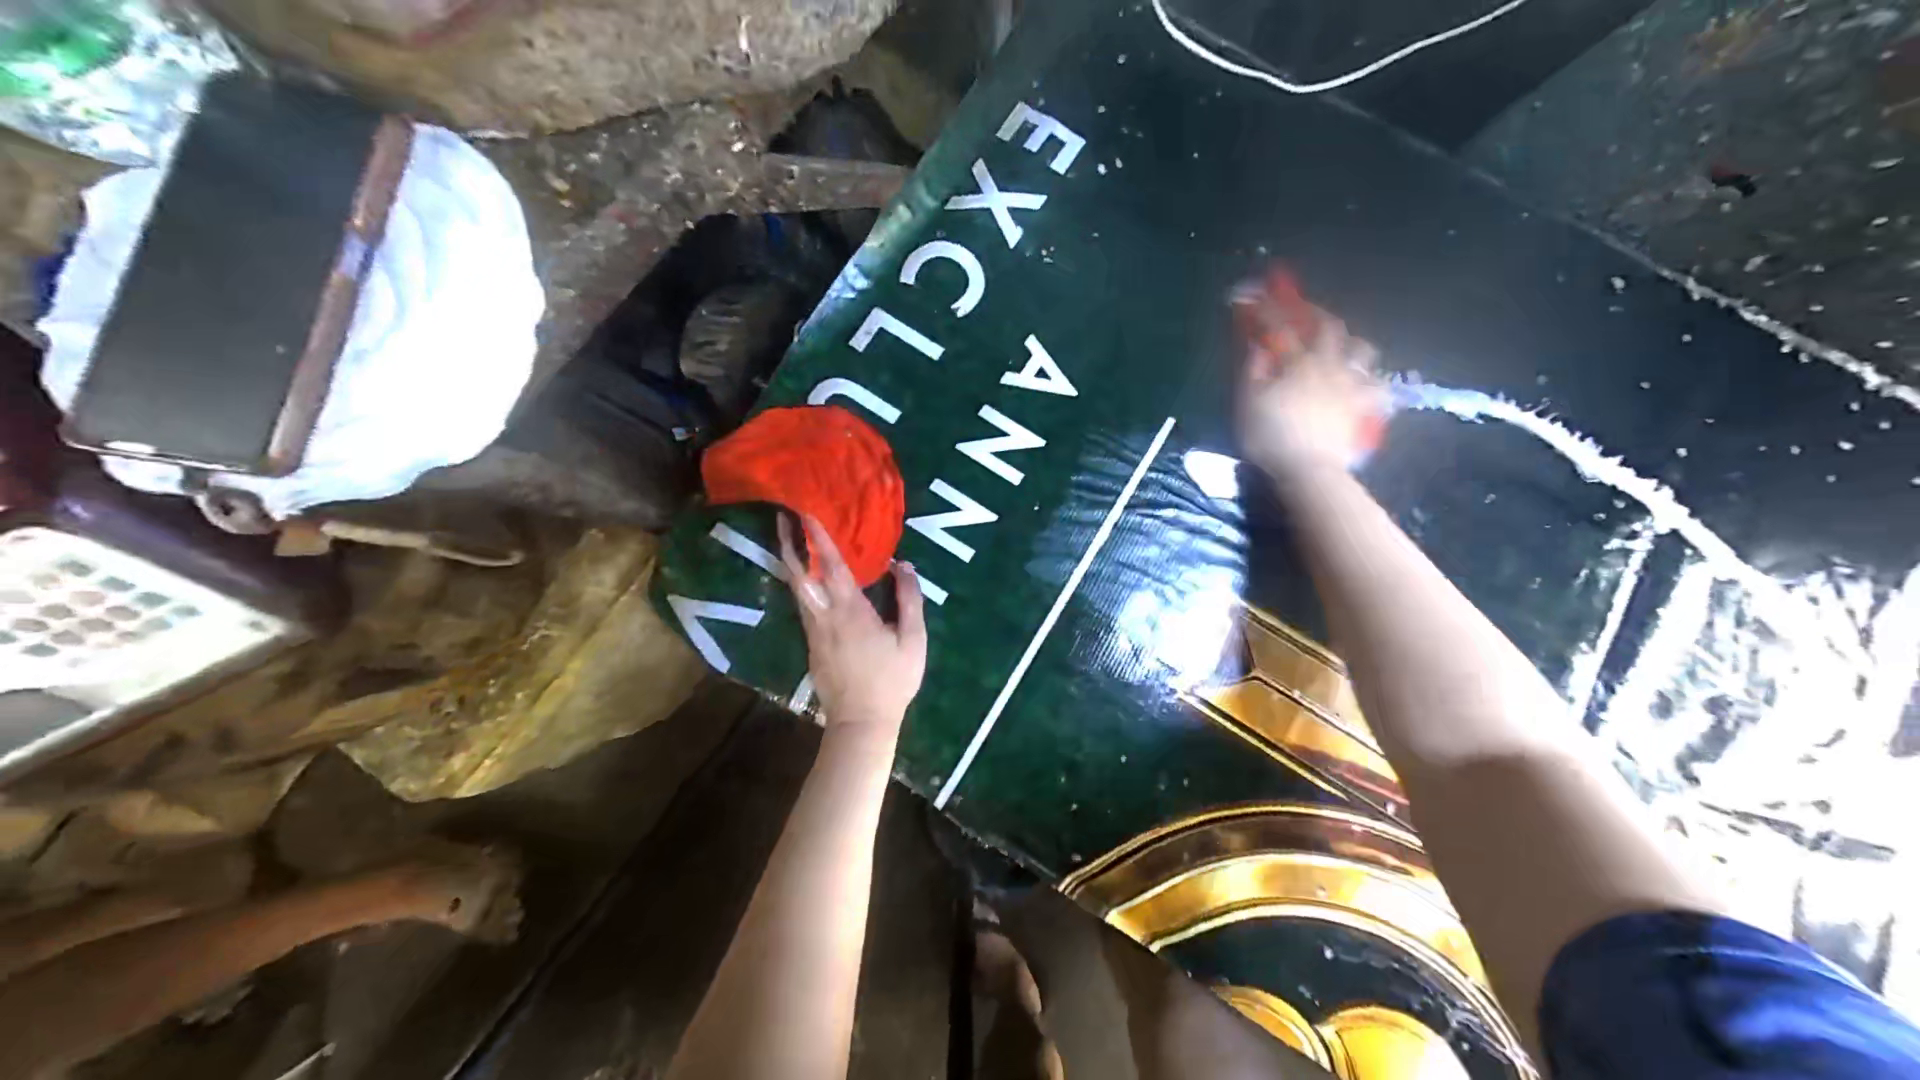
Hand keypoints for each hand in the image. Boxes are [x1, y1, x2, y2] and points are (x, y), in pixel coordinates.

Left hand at [778, 513, 926, 737]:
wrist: (861, 722)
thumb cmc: (892, 680)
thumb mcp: (913, 640)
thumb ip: (909, 599)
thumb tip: (902, 565)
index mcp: (850, 610)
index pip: (830, 565)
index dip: (819, 537)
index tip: (807, 511)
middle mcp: (824, 615)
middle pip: (799, 573)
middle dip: (789, 543)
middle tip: (781, 517)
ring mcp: (814, 630)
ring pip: (796, 588)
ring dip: (791, 560)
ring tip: (789, 538)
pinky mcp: (812, 643)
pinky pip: (803, 603)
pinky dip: (800, 582)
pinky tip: (805, 577)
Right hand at [1233, 280, 1388, 482]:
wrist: (1308, 470)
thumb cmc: (1270, 436)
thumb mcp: (1248, 402)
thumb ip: (1253, 368)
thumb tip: (1258, 344)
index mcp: (1298, 362)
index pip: (1282, 326)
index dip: (1268, 308)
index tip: (1256, 295)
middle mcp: (1329, 365)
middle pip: (1331, 328)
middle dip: (1316, 314)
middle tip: (1305, 311)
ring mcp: (1351, 385)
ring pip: (1361, 350)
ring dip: (1350, 343)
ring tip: (1341, 347)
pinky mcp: (1364, 407)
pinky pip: (1377, 386)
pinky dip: (1371, 379)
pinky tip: (1365, 382)